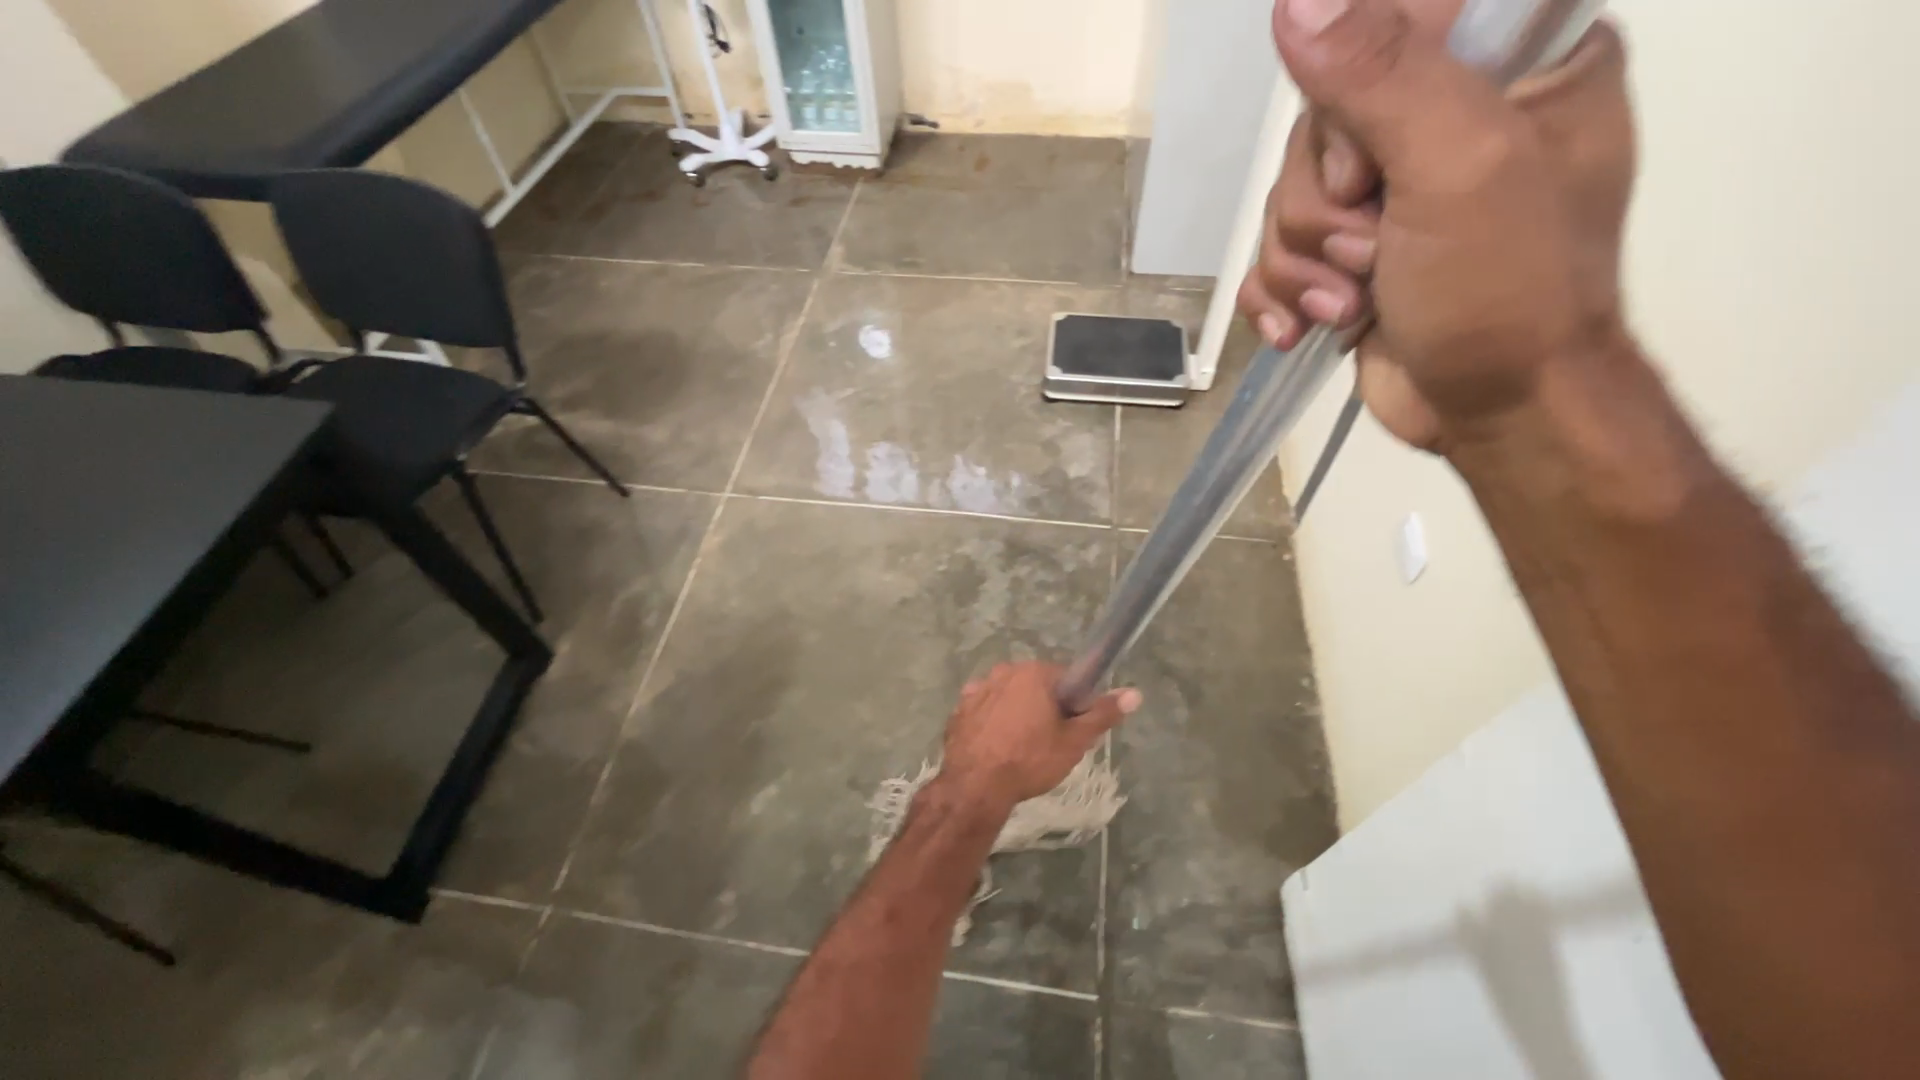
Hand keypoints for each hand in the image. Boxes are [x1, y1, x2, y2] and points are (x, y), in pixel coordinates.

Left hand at [937, 663, 1140, 812]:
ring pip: (1010, 698)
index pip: (1068, 679)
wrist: (974, 786)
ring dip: (1019, 714)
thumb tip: (1135, 693)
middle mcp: (1003, 671)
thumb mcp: (1073, 742)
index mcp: (1034, 672)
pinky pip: (986, 711)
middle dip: (1046, 709)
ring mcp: (977, 689)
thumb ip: (1102, 715)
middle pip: (1037, 686)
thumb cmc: (1029, 760)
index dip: (1076, 704)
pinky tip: (998, 748)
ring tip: (1022, 750)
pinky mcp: (959, 710)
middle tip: (1051, 743)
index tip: (1074, 730)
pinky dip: (994, 723)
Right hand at [1238, 0, 1636, 454]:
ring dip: (1303, 264)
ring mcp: (1395, 195)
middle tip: (1371, 250)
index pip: (1386, 31)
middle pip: (1319, 125)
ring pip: (1288, 197)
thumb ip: (1382, 77)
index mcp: (1510, 67)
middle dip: (1323, 207)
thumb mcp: (1458, 167)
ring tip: (1350, 304)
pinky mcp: (1352, 256)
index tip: (1373, 169)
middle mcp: (1449, 120)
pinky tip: (1305, 326)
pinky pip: (1277, 253)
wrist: (1498, 414)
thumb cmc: (1507, 292)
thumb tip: (1294, 2)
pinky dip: (1280, 294)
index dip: (1351, 106)